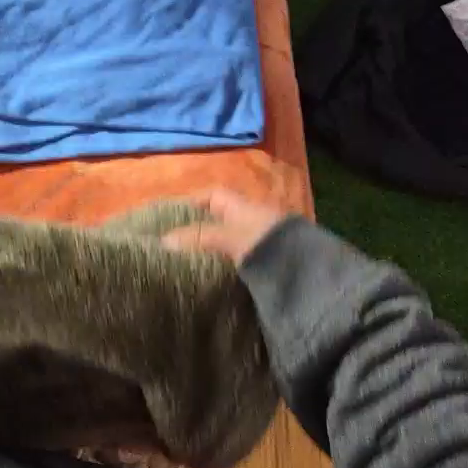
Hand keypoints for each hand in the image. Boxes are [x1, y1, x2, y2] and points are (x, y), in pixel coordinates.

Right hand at [161, 189, 292, 264]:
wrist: (304, 268)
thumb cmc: (263, 242)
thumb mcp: (227, 237)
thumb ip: (198, 237)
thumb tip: (163, 240)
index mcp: (242, 205)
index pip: (213, 195)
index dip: (192, 201)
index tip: (171, 215)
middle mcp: (251, 217)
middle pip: (219, 217)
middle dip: (198, 227)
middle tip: (174, 242)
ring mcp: (260, 239)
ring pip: (228, 238)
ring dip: (211, 246)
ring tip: (188, 260)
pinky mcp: (266, 260)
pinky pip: (238, 257)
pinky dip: (223, 262)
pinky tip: (212, 272)